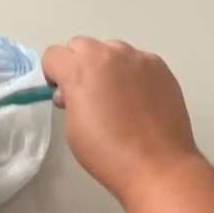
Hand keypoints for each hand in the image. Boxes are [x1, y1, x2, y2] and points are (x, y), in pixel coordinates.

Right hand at [42, 37, 202, 206]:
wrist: (158, 167)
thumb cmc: (108, 153)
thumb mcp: (72, 127)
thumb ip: (69, 98)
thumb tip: (74, 91)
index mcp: (80, 69)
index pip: (53, 55)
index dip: (54, 75)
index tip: (64, 95)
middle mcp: (108, 54)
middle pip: (81, 45)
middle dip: (79, 65)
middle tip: (90, 95)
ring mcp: (137, 57)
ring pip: (111, 50)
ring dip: (107, 66)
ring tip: (119, 97)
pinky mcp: (160, 66)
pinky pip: (137, 60)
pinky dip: (132, 73)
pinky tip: (140, 99)